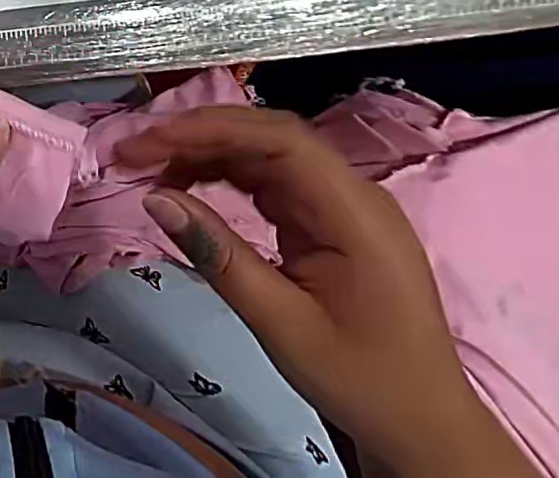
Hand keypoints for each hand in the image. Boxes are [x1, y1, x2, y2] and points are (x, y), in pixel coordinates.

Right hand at [120, 107, 535, 477]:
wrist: (423, 429)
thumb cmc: (362, 381)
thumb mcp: (282, 325)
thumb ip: (217, 256)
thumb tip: (154, 198)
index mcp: (356, 213)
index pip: (279, 141)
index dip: (211, 129)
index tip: (152, 141)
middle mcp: (349, 191)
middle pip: (265, 136)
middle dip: (196, 134)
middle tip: (136, 150)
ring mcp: (336, 200)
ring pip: (260, 151)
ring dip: (203, 151)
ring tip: (150, 166)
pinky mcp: (320, 214)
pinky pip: (264, 176)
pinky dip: (221, 173)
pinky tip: (186, 183)